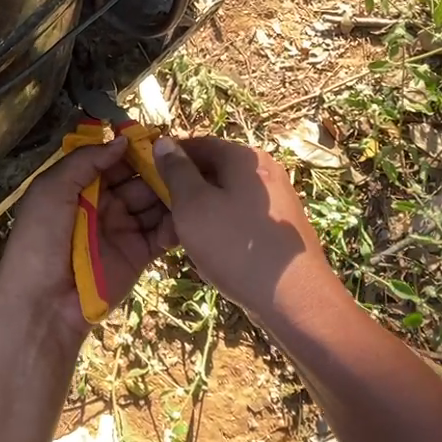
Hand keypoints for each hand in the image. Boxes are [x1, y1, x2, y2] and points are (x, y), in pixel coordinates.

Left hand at [0, 138, 179, 346]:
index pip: (113, 161)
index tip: (161, 137)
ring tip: (195, 182)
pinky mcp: (138, 255)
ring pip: (154, 204)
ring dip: (172, 193)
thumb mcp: (50, 190)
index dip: (135, 149)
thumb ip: (85, 162)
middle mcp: (104, 204)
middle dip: (159, 169)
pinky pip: (161, 234)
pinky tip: (192, 212)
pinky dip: (176, 224)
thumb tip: (121, 141)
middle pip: (138, 180)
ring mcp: (123, 229)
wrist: (43, 302)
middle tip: (186, 159)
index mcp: (80, 186)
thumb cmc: (39, 239)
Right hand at [151, 136, 333, 321]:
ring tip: (181, 242)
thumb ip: (176, 171)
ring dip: (199, 215)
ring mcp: (278, 200)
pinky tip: (211, 254)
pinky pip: (241, 219)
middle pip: (213, 172)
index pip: (198, 144)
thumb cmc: (235, 245)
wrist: (295, 299)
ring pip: (226, 198)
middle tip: (161, 221)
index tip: (146, 180)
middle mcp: (265, 171)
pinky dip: (221, 229)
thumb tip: (164, 142)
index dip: (169, 159)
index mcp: (245, 157)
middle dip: (183, 193)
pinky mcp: (282, 229)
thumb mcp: (193, 204)